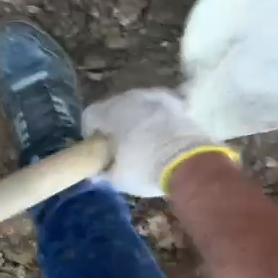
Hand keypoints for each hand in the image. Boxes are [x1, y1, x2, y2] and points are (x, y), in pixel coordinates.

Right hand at [84, 87, 235, 197]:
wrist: (188, 163)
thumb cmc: (144, 168)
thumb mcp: (116, 179)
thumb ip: (102, 173)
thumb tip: (96, 173)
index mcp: (107, 113)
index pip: (89, 116)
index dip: (90, 133)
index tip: (96, 149)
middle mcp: (127, 98)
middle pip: (112, 107)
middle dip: (113, 124)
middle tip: (118, 146)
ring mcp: (153, 98)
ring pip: (136, 106)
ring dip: (135, 119)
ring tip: (141, 140)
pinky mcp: (175, 103)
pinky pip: (158, 107)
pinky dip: (156, 117)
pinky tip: (160, 132)